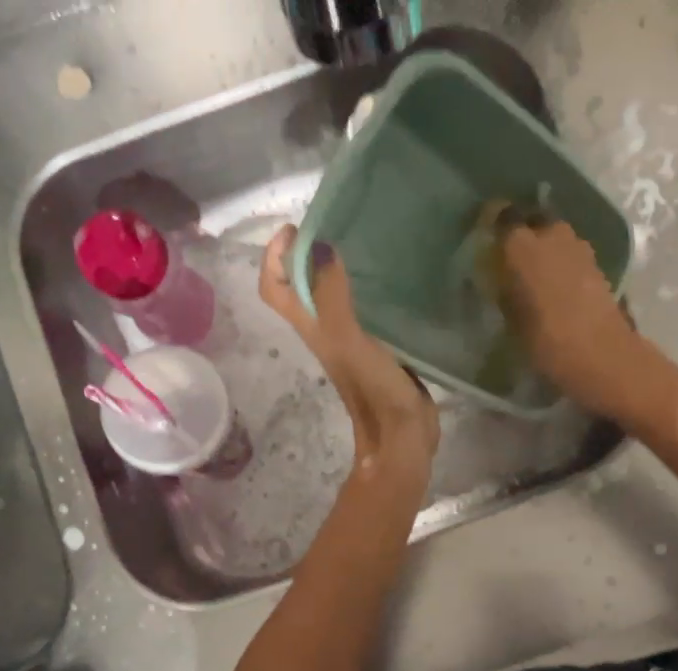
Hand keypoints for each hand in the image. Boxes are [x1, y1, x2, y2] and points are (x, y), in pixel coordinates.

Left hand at [261, 226, 439, 472]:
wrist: (402, 438)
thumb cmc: (373, 390)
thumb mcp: (347, 339)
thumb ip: (333, 295)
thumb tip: (322, 246)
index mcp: (312, 328)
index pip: (275, 288)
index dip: (275, 256)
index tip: (297, 228)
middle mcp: (327, 332)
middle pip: (302, 289)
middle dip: (308, 255)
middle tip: (335, 224)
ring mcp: (353, 342)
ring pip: (334, 298)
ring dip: (339, 270)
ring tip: (363, 242)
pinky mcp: (380, 349)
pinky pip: (366, 311)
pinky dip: (369, 290)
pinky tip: (393, 279)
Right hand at [499, 218, 646, 420]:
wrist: (603, 356)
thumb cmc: (547, 341)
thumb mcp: (512, 319)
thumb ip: (504, 289)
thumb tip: (501, 277)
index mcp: (521, 244)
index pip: (501, 215)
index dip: (492, 222)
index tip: (486, 236)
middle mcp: (551, 234)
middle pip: (533, 221)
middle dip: (523, 233)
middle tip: (512, 257)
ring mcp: (579, 247)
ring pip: (555, 237)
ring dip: (545, 249)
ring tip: (535, 274)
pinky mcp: (598, 264)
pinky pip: (571, 255)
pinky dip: (562, 264)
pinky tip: (557, 286)